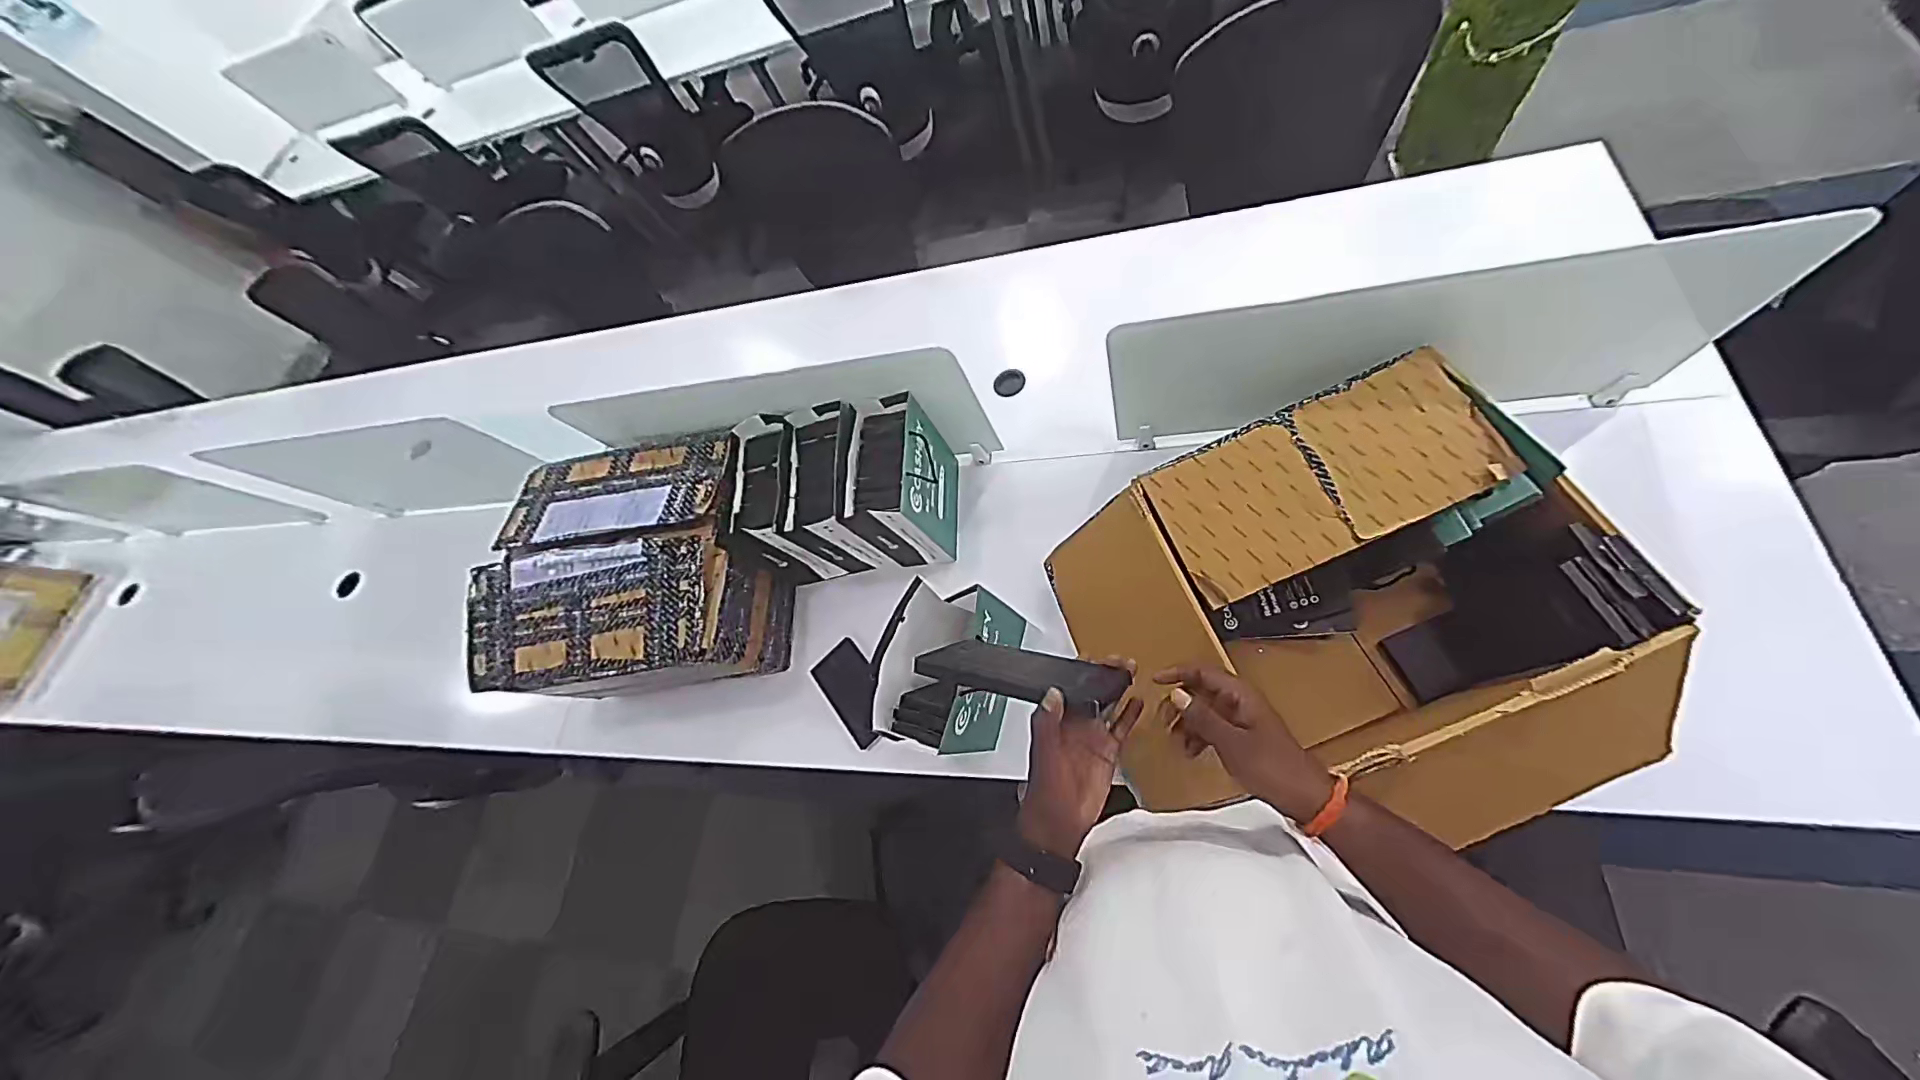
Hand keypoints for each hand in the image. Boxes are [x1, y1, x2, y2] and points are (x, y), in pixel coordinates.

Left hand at [1018, 657, 1143, 857]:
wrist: (1057, 827)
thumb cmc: (1043, 795)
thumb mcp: (1043, 755)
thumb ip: (1047, 723)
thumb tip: (1052, 694)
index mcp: (1057, 722)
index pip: (1070, 687)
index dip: (1083, 672)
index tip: (1097, 658)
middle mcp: (1075, 726)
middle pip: (1092, 692)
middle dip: (1105, 675)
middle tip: (1121, 661)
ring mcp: (1092, 738)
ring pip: (1108, 706)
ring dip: (1118, 689)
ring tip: (1131, 671)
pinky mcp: (1107, 753)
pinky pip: (1120, 728)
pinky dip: (1129, 715)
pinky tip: (1138, 702)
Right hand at [1155, 666, 1335, 822]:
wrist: (1306, 797)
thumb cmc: (1273, 768)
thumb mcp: (1231, 742)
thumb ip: (1202, 717)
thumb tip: (1177, 694)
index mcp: (1241, 696)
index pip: (1204, 672)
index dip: (1178, 672)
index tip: (1156, 680)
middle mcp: (1241, 702)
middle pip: (1202, 690)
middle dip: (1180, 702)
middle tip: (1164, 719)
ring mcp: (1242, 719)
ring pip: (1205, 710)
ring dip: (1188, 722)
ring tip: (1176, 739)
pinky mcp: (1243, 737)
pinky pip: (1213, 727)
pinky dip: (1199, 735)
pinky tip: (1192, 750)